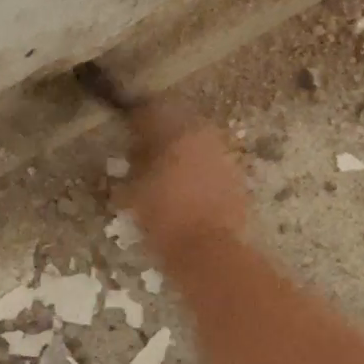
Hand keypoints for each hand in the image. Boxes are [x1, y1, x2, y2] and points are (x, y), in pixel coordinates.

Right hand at [123, 101, 248, 263]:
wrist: (210, 252)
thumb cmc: (165, 219)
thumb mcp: (134, 194)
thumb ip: (132, 168)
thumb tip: (133, 157)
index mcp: (178, 131)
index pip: (152, 111)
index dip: (135, 118)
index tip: (124, 128)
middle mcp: (206, 137)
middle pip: (178, 127)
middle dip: (160, 139)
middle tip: (141, 156)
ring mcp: (226, 158)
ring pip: (197, 148)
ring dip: (180, 157)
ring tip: (163, 178)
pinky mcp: (238, 182)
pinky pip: (211, 169)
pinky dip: (197, 176)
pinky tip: (184, 194)